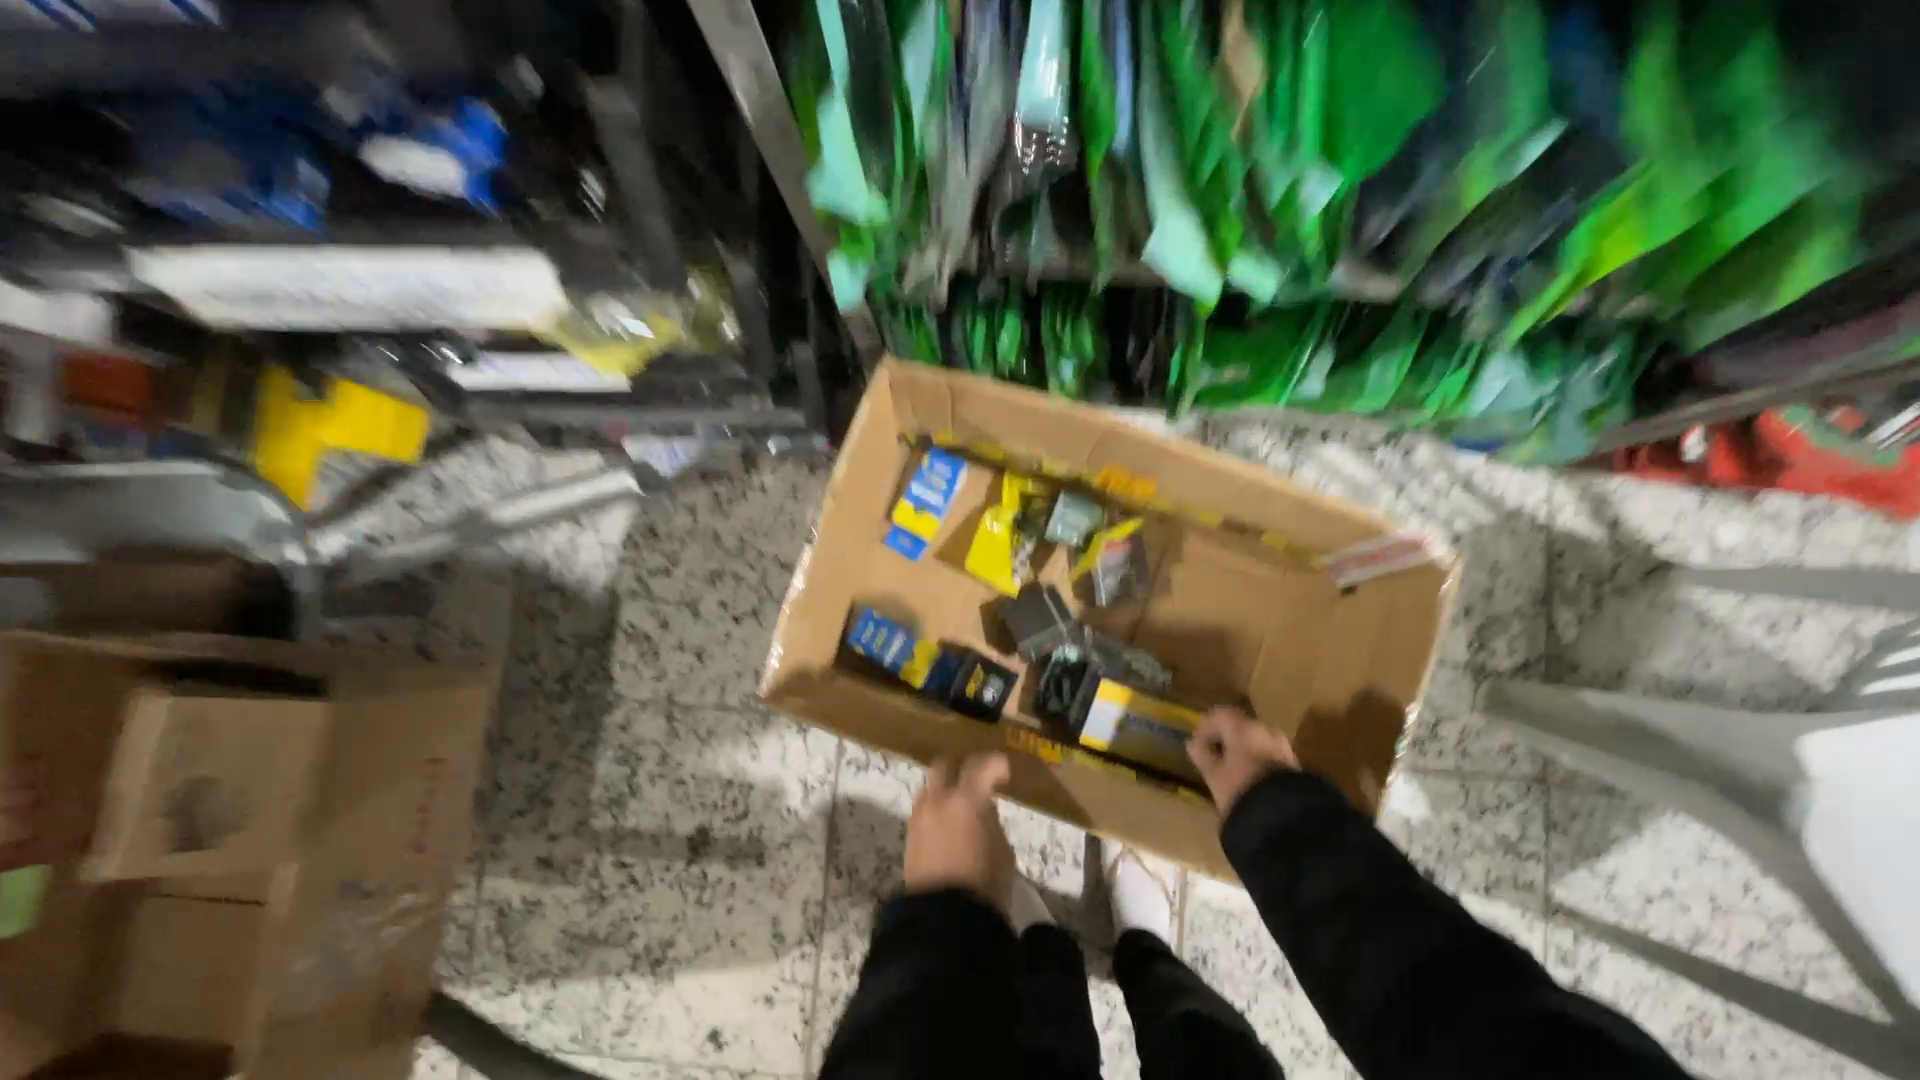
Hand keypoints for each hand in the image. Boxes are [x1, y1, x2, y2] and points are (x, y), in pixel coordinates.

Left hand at [903, 754, 1016, 914]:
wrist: (943, 919)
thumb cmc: (984, 885)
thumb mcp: (1003, 852)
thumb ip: (992, 823)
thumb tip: (984, 812)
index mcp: (966, 801)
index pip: (981, 766)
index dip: (996, 765)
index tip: (1005, 772)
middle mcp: (938, 802)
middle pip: (944, 766)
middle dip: (961, 769)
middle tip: (978, 782)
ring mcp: (919, 818)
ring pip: (929, 789)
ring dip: (945, 791)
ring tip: (961, 808)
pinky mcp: (909, 838)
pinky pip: (922, 811)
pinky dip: (936, 811)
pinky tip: (948, 828)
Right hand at [1188, 706, 1299, 814]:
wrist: (1281, 815)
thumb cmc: (1240, 789)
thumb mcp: (1214, 775)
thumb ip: (1202, 755)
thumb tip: (1192, 743)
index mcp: (1243, 728)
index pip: (1220, 715)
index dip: (1206, 727)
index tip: (1197, 744)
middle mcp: (1265, 730)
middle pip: (1241, 726)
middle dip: (1227, 739)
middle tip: (1214, 756)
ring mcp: (1282, 746)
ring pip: (1257, 740)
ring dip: (1243, 749)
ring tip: (1231, 769)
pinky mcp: (1293, 764)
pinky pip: (1269, 753)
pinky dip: (1257, 759)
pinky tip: (1249, 777)